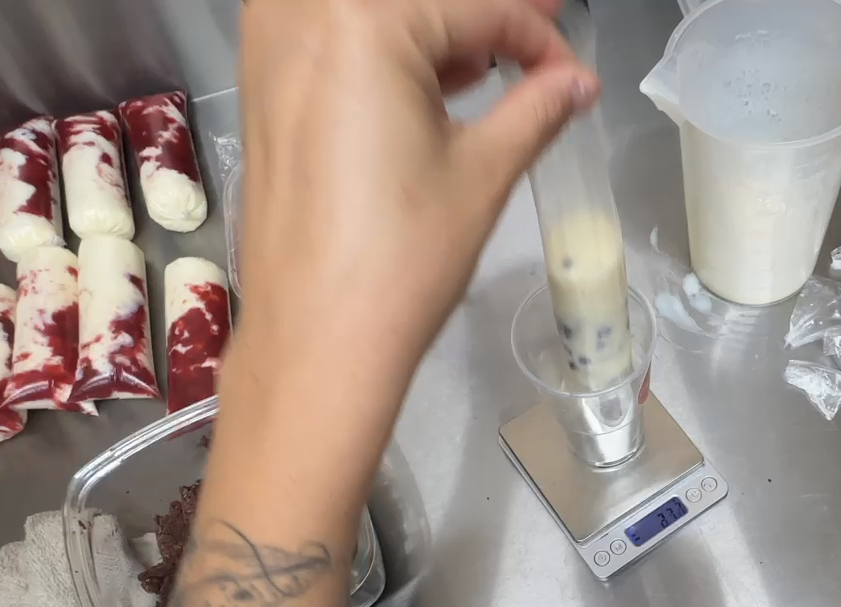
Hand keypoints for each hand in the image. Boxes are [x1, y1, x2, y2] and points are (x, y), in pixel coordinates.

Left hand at [233, 0, 597, 379]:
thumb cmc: (407, 258)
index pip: (475, 7)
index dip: (537, 34)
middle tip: (536, 48)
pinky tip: (427, 82)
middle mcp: (301, 9)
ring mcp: (268, 43)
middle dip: (484, 19)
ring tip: (487, 67)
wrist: (321, 337)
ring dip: (432, 30)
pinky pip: (333, 37)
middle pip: (419, 2)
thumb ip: (536, 111)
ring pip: (370, 14)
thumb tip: (580, 82)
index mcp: (361, 17)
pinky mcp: (260, 85)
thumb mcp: (482, 175)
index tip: (574, 72)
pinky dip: (385, 48)